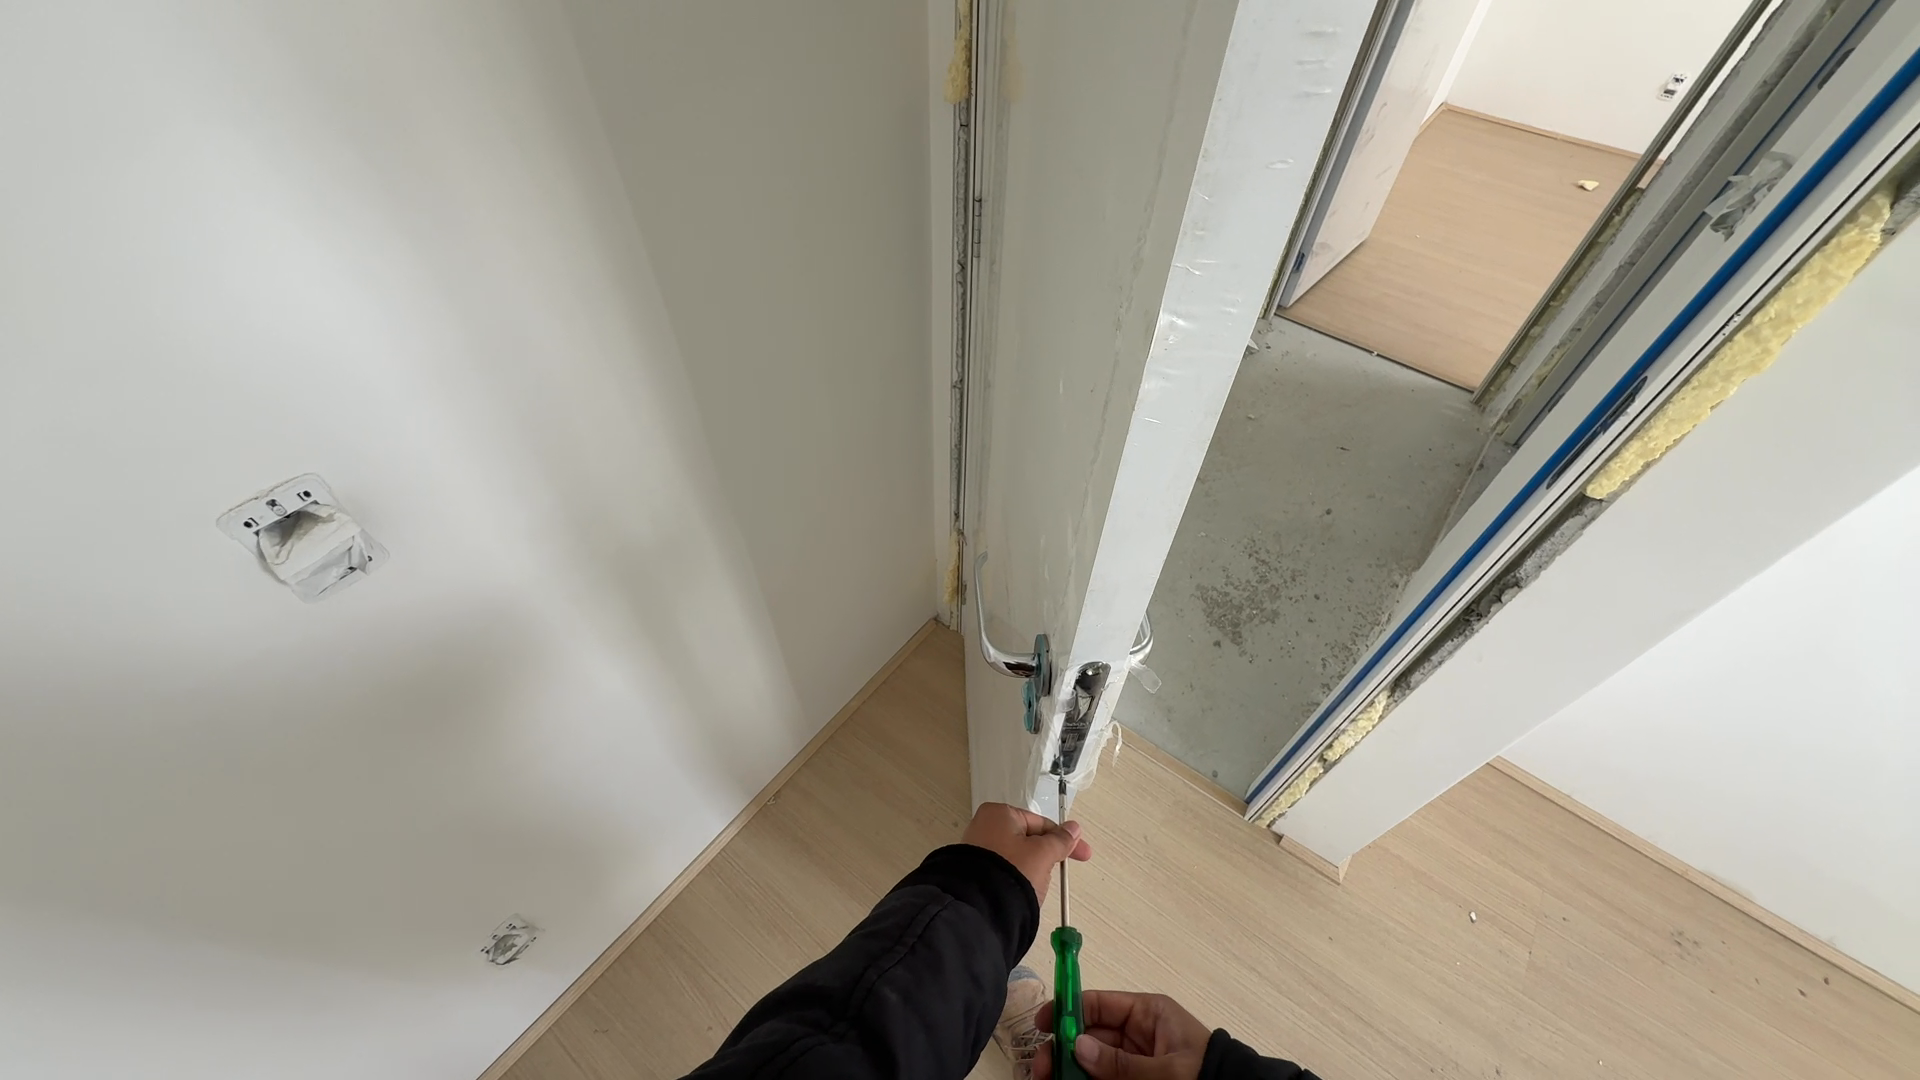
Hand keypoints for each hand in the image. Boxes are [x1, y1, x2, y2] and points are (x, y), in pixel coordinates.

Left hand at [960, 802, 1091, 903]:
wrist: (981, 908)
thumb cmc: (1013, 871)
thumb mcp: (1042, 854)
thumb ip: (1060, 840)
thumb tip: (1073, 828)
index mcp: (999, 813)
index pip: (1040, 823)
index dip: (1063, 838)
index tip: (1081, 853)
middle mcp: (984, 825)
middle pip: (1028, 838)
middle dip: (1046, 855)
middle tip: (1058, 872)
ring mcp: (978, 849)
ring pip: (1017, 856)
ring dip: (1032, 868)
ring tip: (1036, 886)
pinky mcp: (976, 870)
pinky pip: (1005, 869)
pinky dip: (1017, 877)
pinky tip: (1023, 890)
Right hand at [1033, 990, 1211, 1079]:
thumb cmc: (1206, 1076)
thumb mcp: (1166, 1070)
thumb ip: (1121, 1062)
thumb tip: (1077, 1046)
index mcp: (1147, 1014)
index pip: (1099, 1004)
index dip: (1069, 1010)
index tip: (1043, 1025)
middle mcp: (1137, 1034)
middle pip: (1090, 1036)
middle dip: (1063, 1049)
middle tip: (1041, 1068)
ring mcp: (1136, 1062)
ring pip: (1092, 1062)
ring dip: (1069, 1070)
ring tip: (1047, 1079)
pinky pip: (1104, 1079)